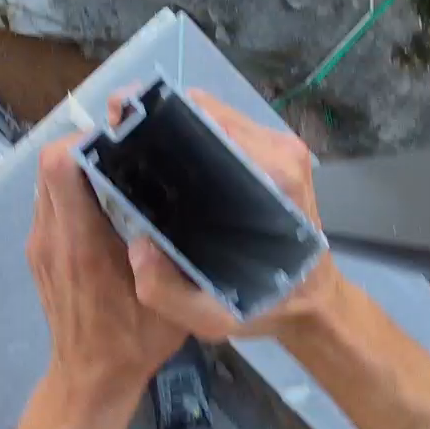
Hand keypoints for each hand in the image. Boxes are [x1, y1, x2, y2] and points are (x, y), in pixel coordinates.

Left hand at [27, 136, 187, 405]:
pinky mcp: (39, 253)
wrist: (89, 379)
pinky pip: (50, 203)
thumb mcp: (168, 302)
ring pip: (48, 182)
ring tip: (122, 173)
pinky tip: (108, 204)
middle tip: (130, 152)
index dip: (87, 140)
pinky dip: (74, 192)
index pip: (60, 167)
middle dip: (87, 148)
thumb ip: (172, 258)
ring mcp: (40, 245)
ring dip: (79, 169)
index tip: (125, 140)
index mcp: (81, 243)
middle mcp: (51, 236)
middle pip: (50, 166)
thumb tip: (182, 207)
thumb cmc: (132, 342)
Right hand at [121, 90, 346, 342]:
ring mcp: (281, 148)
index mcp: (268, 180)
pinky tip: (167, 158)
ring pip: (214, 116)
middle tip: (117, 136)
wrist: (311, 305)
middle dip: (157, 118)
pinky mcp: (278, 153)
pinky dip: (193, 135)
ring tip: (135, 145)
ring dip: (174, 125)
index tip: (118, 123)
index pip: (207, 122)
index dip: (157, 116)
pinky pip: (226, 129)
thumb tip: (137, 246)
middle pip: (206, 111)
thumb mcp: (212, 317)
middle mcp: (278, 154)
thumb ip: (166, 291)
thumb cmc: (265, 308)